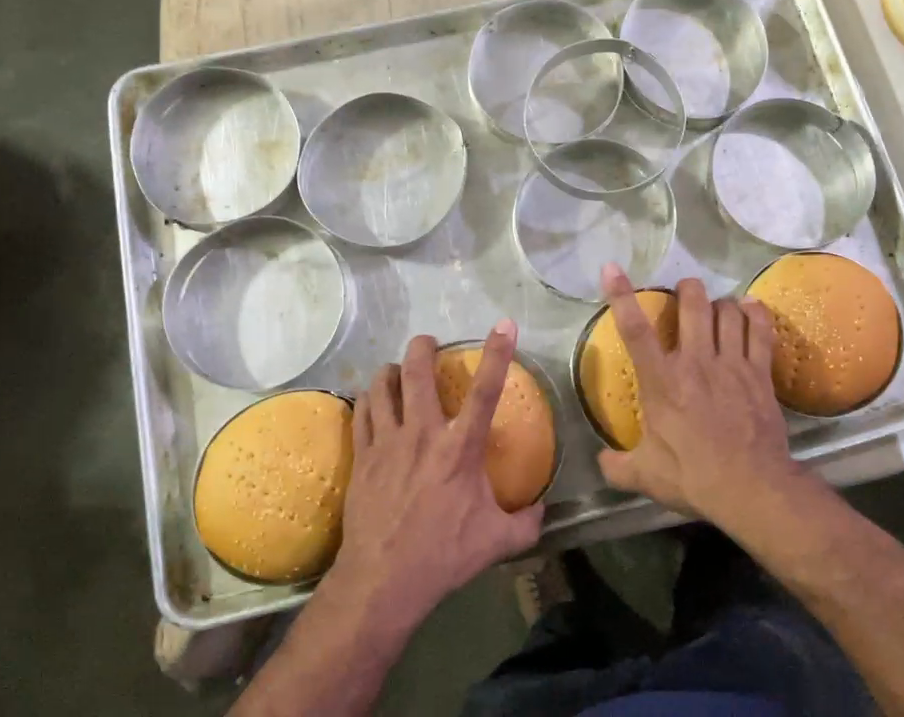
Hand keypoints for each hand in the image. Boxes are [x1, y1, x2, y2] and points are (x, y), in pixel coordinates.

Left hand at [326, 322, 543, 625]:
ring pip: (381, 387)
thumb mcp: (497, 542)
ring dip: (391, 372)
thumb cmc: (444, 556)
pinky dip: (368, 400)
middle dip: (422, 347)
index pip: (486, 391)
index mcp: (461, 449)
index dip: (498, 352)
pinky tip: (373, 401)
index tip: (505, 324)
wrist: (383, 581)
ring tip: (398, 370)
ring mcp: (386, 443)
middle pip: (417, 372)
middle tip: (428, 342)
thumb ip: (526, 523)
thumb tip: (541, 511)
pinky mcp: (362, 458)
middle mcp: (422, 435)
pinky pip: (361, 413)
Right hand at [596, 264, 804, 525]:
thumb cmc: (693, 478)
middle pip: (693, 305)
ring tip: (716, 307)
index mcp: (661, 382)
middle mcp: (695, 363)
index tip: (612, 268)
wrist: (751, 488)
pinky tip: (750, 307)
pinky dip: (755, 314)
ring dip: (719, 303)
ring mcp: (732, 365)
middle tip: (685, 289)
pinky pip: (760, 331)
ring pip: (727, 313)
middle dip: (687, 289)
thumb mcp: (644, 477)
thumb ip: (617, 466)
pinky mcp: (760, 374)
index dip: (621, 295)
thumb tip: (601, 461)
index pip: (635, 330)